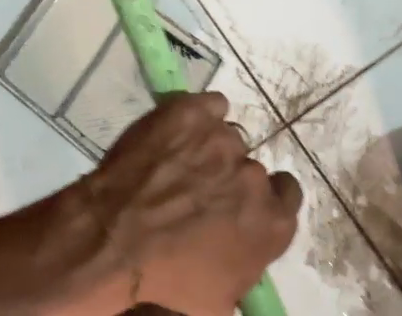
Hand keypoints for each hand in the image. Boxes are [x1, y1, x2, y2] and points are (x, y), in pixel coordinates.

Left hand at [69, 92, 301, 314]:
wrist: (114, 235)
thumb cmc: (168, 278)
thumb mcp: (221, 302)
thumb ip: (247, 274)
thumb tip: (245, 266)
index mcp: (272, 222)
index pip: (287, 193)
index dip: (266, 196)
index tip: (242, 200)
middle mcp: (253, 176)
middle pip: (250, 167)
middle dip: (230, 177)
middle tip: (200, 189)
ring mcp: (221, 139)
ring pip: (226, 137)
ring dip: (210, 148)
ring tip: (180, 162)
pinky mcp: (191, 111)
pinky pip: (210, 104)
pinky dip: (201, 114)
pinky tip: (181, 128)